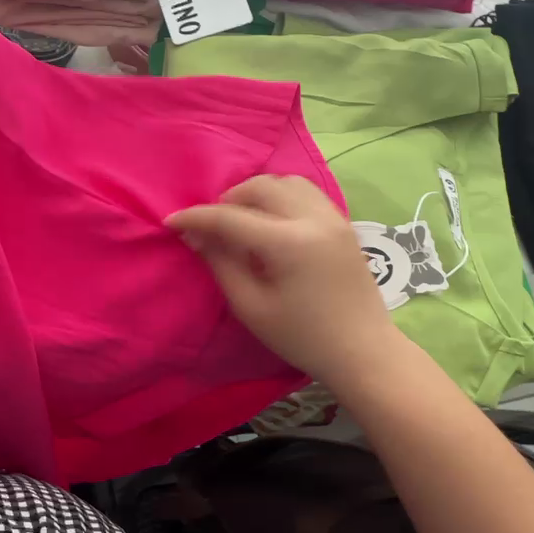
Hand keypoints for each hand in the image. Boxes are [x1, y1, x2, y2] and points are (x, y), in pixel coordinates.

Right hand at [165, 175, 403, 386]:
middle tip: (211, 227)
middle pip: (259, 187)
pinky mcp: (342, 224)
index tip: (170, 222)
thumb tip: (195, 235)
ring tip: (241, 220)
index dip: (195, 217)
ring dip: (255, 193)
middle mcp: (314, 220)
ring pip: (285, 182)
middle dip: (227, 201)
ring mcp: (333, 218)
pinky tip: (268, 221)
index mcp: (288, 244)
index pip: (230, 217)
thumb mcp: (249, 305)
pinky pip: (305, 192)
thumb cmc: (301, 336)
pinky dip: (280, 196)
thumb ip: (220, 262)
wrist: (363, 351)